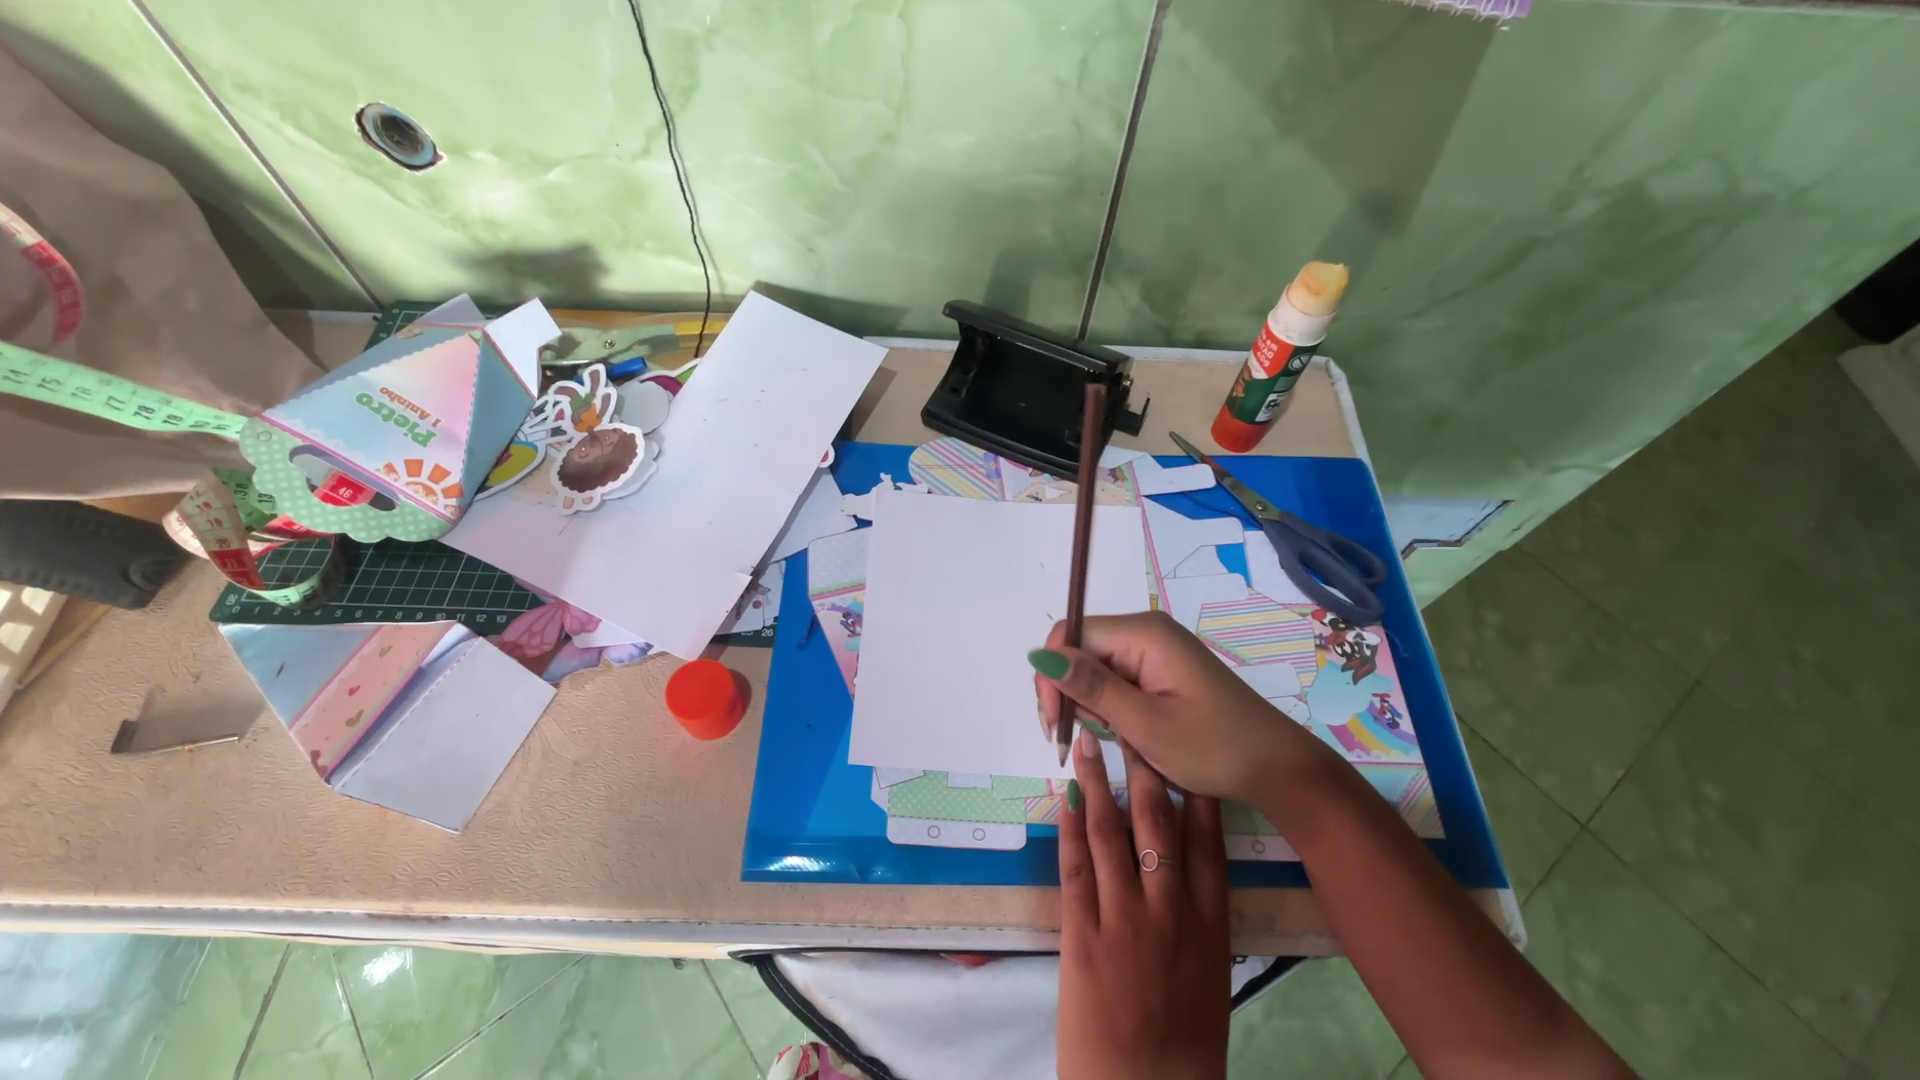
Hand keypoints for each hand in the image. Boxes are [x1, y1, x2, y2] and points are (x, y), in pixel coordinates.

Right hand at [1031, 611, 1322, 804]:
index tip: (1054, 723)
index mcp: (1144, 634)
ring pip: (1095, 667)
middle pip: (1080, 649)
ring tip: (1107, 737)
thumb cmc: (1212, 747)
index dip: (1051, 674)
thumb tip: (1039, 656)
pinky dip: (1109, 707)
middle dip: (1068, 691)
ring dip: (1088, 703)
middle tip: (1072, 739)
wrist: (1274, 768)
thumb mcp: (1143, 723)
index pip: (1070, 634)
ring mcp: (1156, 652)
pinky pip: (1117, 679)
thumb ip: (1090, 687)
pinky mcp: (1162, 672)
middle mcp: (1147, 633)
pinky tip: (1121, 732)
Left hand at [1057, 729, 1229, 1079]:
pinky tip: (1066, 799)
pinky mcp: (1083, 935)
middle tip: (1133, 726)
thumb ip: (1200, 922)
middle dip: (1145, 771)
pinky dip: (1070, 830)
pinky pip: (1076, 870)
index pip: (1208, 842)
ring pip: (1113, 836)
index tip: (1184, 750)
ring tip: (1089, 745)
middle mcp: (1172, 911)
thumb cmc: (1185, 1043)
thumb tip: (1190, 874)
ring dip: (1099, 786)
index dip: (1195, 791)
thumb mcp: (1209, 976)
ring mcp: (1126, 920)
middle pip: (1158, 825)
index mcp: (1211, 924)